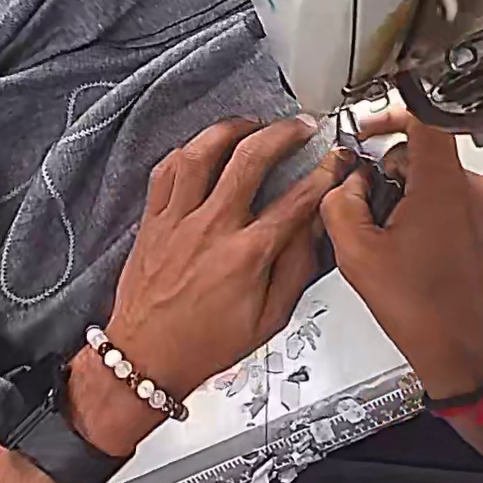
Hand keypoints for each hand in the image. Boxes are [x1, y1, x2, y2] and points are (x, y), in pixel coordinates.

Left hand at [70, 116, 343, 454]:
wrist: (148, 357)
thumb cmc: (205, 344)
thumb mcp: (269, 318)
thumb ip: (296, 268)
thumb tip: (312, 228)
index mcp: (246, 255)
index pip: (296, 200)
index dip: (323, 174)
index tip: (333, 162)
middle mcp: (211, 229)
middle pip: (250, 159)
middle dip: (283, 133)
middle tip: (298, 127)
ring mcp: (178, 220)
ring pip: (202, 153)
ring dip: (231, 129)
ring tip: (251, 125)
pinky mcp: (153, 221)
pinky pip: (166, 171)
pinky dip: (186, 151)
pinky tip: (202, 148)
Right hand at [320, 109, 482, 399]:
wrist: (467, 351)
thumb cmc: (425, 312)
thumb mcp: (357, 255)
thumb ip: (340, 203)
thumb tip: (345, 185)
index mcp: (443, 188)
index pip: (424, 119)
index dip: (392, 115)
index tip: (374, 129)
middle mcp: (477, 192)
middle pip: (427, 156)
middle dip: (394, 175)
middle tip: (376, 212)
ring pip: (443, 182)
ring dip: (416, 199)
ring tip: (401, 241)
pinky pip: (462, 204)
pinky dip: (438, 216)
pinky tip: (423, 252)